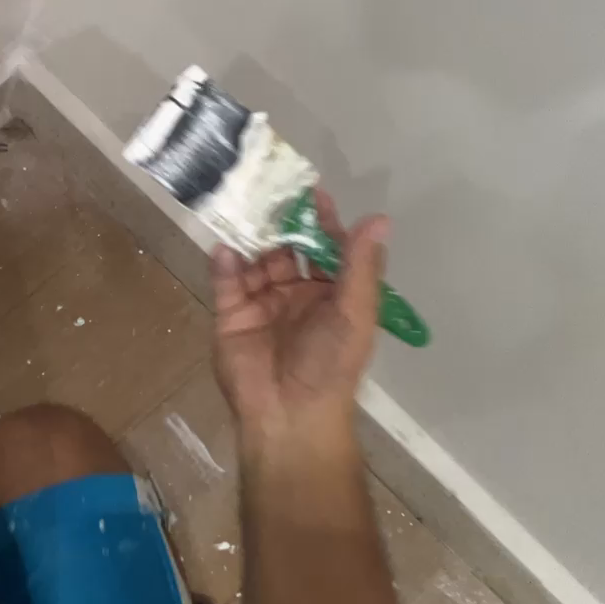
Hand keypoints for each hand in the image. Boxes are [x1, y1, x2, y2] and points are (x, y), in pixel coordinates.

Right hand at [210, 190, 388, 448]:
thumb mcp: (354, 313)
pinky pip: (227, 284)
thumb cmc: (330, 364)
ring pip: (254, 262)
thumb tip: (379, 218)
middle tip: (268, 193)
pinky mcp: (229, 315)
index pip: (325, 249)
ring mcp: (260, 303)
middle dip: (280, 225)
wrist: (288, 410)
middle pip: (286, 250)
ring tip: (242, 214)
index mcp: (331, 294)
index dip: (321, 222)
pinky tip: (225, 249)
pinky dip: (225, 265)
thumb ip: (359, 266)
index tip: (311, 193)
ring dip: (251, 240)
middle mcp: (295, 293)